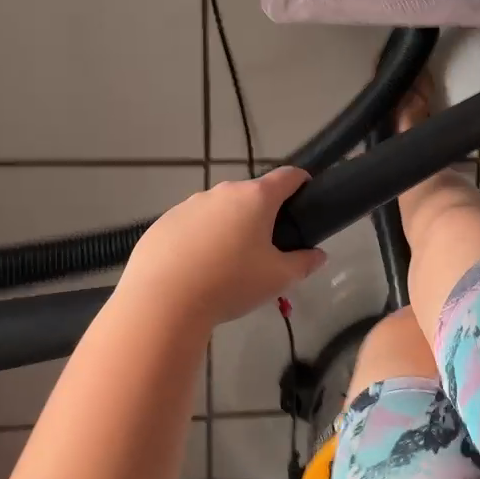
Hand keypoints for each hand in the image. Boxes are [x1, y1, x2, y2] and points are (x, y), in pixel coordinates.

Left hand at [119, 168, 325, 328]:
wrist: (161, 302)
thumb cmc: (230, 284)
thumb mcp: (277, 279)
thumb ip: (303, 264)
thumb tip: (318, 256)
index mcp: (256, 198)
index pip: (287, 176)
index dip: (301, 182)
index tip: (306, 197)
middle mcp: (223, 192)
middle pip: (252, 195)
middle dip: (262, 215)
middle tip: (265, 250)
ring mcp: (189, 204)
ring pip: (219, 210)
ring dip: (229, 227)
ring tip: (226, 265)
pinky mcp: (164, 222)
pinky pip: (191, 225)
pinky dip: (199, 240)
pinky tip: (194, 271)